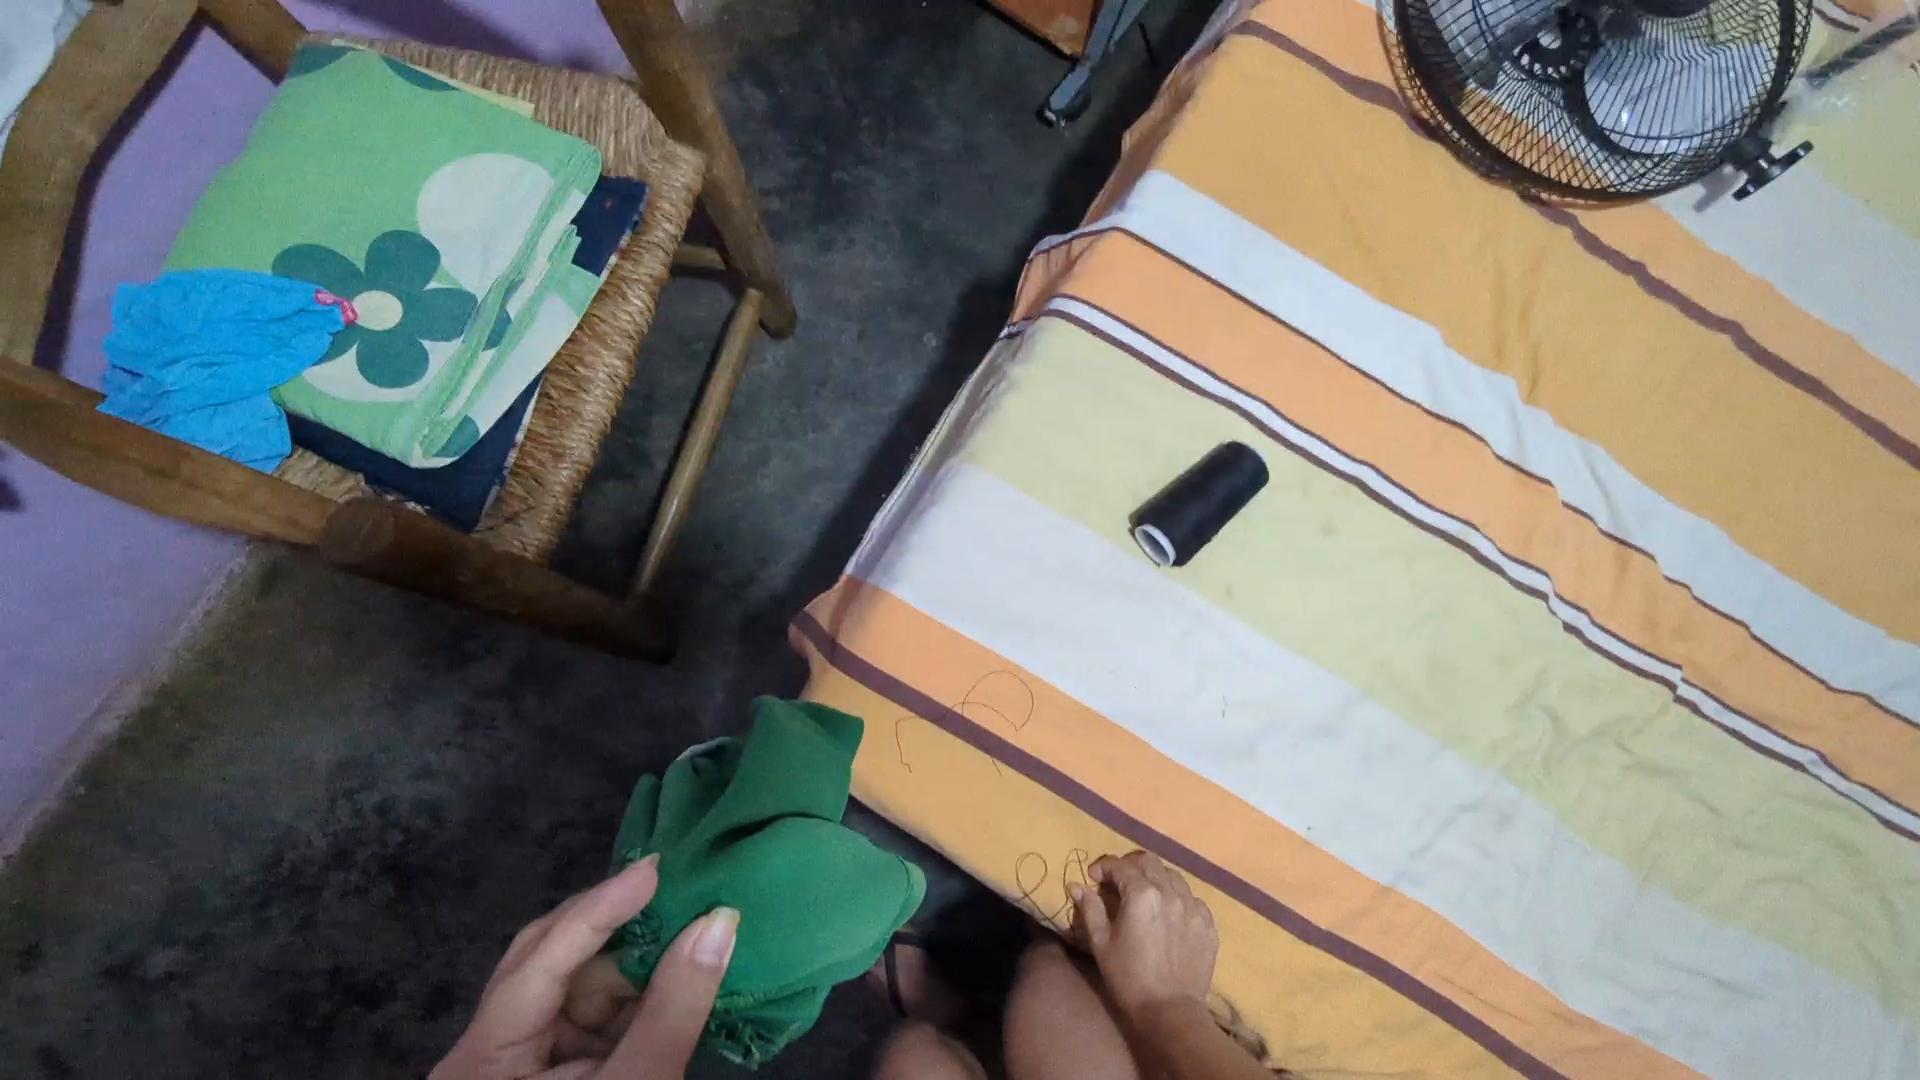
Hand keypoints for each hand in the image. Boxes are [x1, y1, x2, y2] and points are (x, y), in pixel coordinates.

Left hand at [431, 855, 739, 1079]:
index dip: (600, 908)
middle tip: (675, 891)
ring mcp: (521, 1060)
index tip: (657, 868)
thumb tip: (722, 919)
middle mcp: (490, 1050)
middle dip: (617, 930)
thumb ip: (675, 1005)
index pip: (539, 957)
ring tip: (688, 933)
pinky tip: (674, 978)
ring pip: (579, 982)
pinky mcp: (555, 1070)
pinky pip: (595, 1012)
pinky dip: (637, 994)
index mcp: (482, 1061)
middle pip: (550, 959)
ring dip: (636, 961)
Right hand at [1069, 851, 1217, 1018]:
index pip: (1120, 866)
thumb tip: (1077, 886)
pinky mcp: (1208, 924)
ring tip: (1146, 894)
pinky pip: (1192, 898)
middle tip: (1119, 879)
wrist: (1170, 1013)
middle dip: (1130, 865)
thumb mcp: (1101, 943)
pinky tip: (1169, 913)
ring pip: (1173, 875)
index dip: (1103, 867)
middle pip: (1149, 861)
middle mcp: (1170, 892)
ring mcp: (1193, 907)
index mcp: (1141, 894)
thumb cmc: (1129, 978)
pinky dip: (1178, 897)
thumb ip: (1090, 909)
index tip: (1094, 876)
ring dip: (1155, 878)